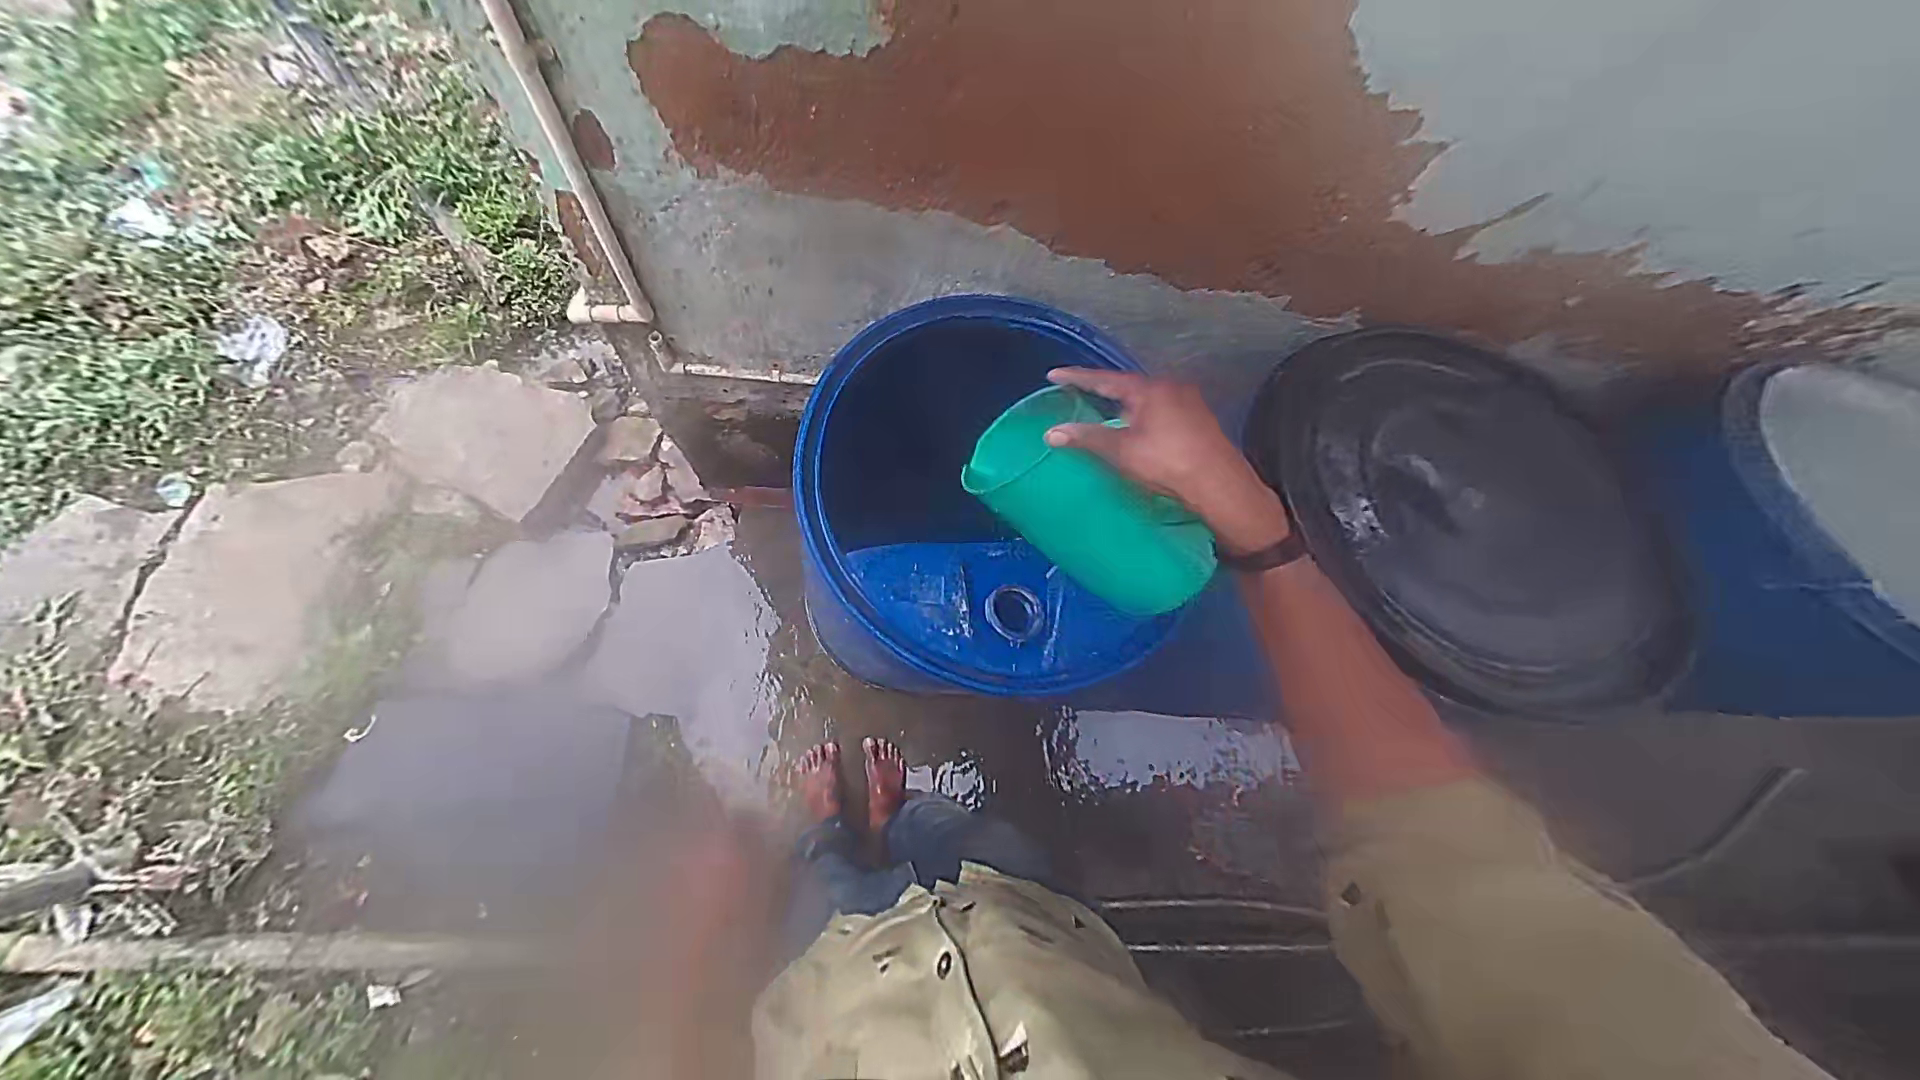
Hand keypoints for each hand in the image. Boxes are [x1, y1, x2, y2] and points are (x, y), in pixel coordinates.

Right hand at [1044, 368, 1292, 555]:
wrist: (1219, 484)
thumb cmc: (1167, 463)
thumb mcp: (1121, 451)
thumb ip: (1086, 438)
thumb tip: (1051, 433)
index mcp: (1148, 389)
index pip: (1103, 379)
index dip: (1076, 377)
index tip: (1053, 374)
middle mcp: (1170, 387)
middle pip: (1126, 386)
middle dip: (1101, 390)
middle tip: (1076, 393)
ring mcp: (1188, 401)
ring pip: (1145, 398)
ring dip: (1122, 404)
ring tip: (1103, 411)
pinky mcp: (1197, 418)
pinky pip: (1160, 408)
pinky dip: (1140, 414)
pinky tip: (1135, 428)